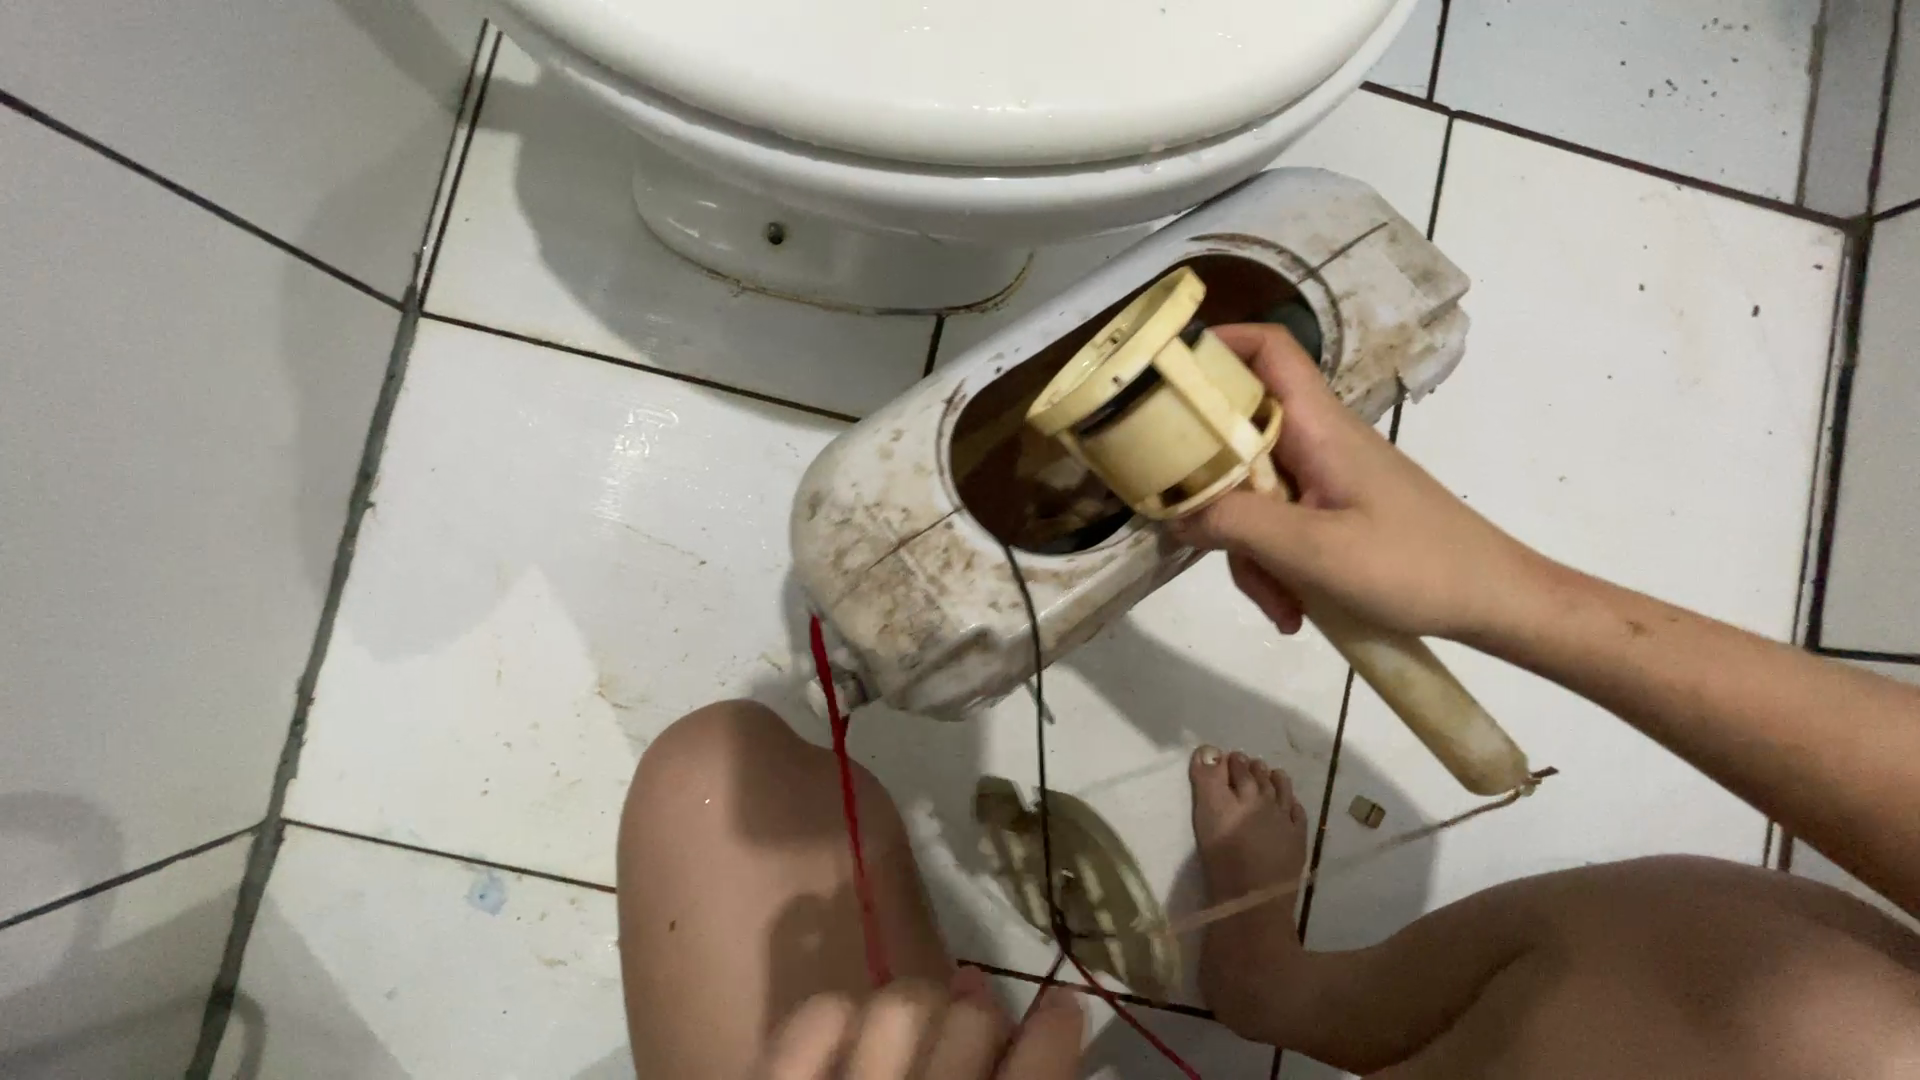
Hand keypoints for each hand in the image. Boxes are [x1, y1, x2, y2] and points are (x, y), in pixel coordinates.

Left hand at [754, 968, 1084, 1079]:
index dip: (1059, 1035)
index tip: (1066, 1003)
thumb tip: (1039, 1045)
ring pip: (898, 1005)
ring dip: (912, 1011)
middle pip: (969, 1023)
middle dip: (978, 1016)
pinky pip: (813, 1019)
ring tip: (911, 1022)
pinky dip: (830, 1019)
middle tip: (975, 1016)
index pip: (1037, 1076)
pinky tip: (841, 1029)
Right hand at [1170, 323, 1545, 642]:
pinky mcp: (1332, 514)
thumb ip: (1235, 525)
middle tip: (1199, 536)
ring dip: (1248, 551)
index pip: (1268, 351)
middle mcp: (1316, 443)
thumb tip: (1174, 514)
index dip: (1215, 346)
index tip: (1163, 377)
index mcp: (1319, 429)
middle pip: (1238, 441)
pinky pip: (1278, 528)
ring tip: (1278, 605)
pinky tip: (1293, 609)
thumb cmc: (1414, 567)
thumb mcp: (1312, 551)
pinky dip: (1275, 566)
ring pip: (1253, 496)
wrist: (1497, 603)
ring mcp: (1324, 481)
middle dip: (1213, 495)